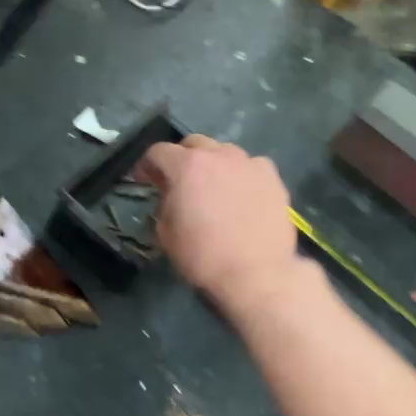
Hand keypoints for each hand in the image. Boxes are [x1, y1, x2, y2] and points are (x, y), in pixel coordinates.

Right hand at [135, 136, 303, 313]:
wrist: (255, 272)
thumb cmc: (202, 255)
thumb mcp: (166, 231)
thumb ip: (165, 202)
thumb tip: (172, 193)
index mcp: (187, 167)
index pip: (158, 152)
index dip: (146, 165)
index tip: (143, 180)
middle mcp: (219, 155)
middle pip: (193, 144)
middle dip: (180, 158)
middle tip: (177, 182)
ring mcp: (249, 163)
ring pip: (224, 152)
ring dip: (212, 164)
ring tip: (211, 188)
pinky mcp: (272, 177)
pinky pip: (249, 167)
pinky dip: (239, 175)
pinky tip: (239, 195)